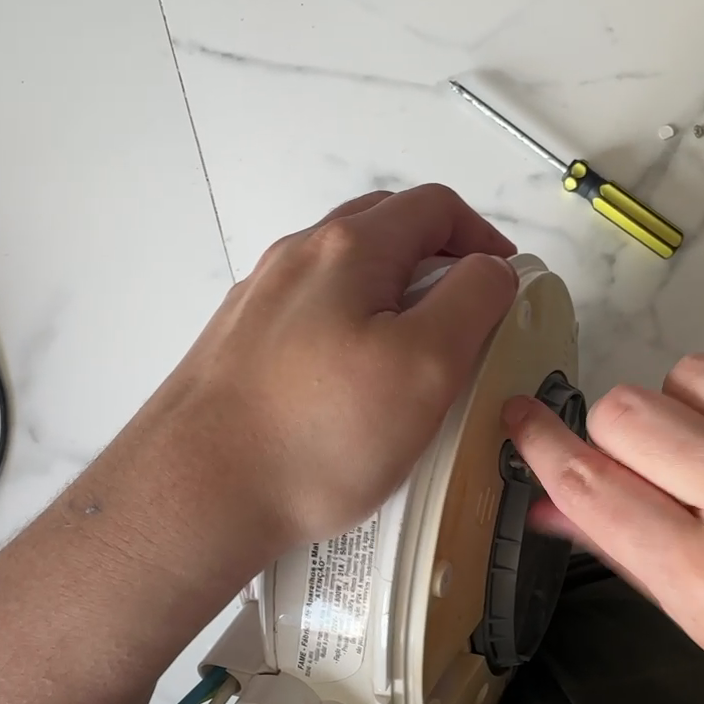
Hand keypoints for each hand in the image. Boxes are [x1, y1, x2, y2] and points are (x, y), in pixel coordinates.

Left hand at [112, 185, 516, 568]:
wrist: (196, 496)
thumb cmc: (320, 433)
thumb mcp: (428, 363)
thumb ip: (474, 300)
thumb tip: (491, 269)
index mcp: (349, 249)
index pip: (436, 207)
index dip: (485, 238)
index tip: (507, 285)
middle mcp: (297, 257)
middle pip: (388, 229)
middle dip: (441, 261)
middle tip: (470, 318)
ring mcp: (262, 299)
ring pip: (349, 274)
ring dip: (397, 296)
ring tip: (419, 357)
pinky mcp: (242, 343)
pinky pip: (317, 314)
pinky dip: (357, 327)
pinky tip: (359, 386)